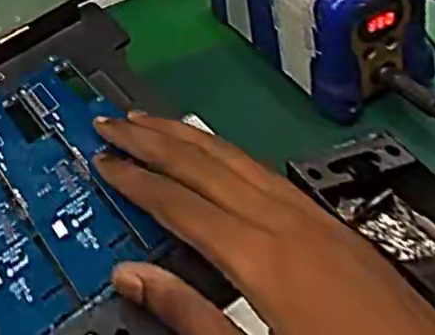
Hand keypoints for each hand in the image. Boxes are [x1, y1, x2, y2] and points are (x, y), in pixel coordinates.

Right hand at [94, 114, 434, 334]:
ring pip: (231, 155)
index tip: (101, 160)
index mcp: (263, 257)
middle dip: (150, 137)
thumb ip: (193, 316)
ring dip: (182, 133)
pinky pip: (259, 167)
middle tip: (109, 121)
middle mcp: (284, 221)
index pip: (179, 202)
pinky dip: (220, 148)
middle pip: (201, 162)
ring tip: (146, 118)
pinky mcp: (333, 224)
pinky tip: (211, 150)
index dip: (134, 179)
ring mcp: (312, 217)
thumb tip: (130, 275)